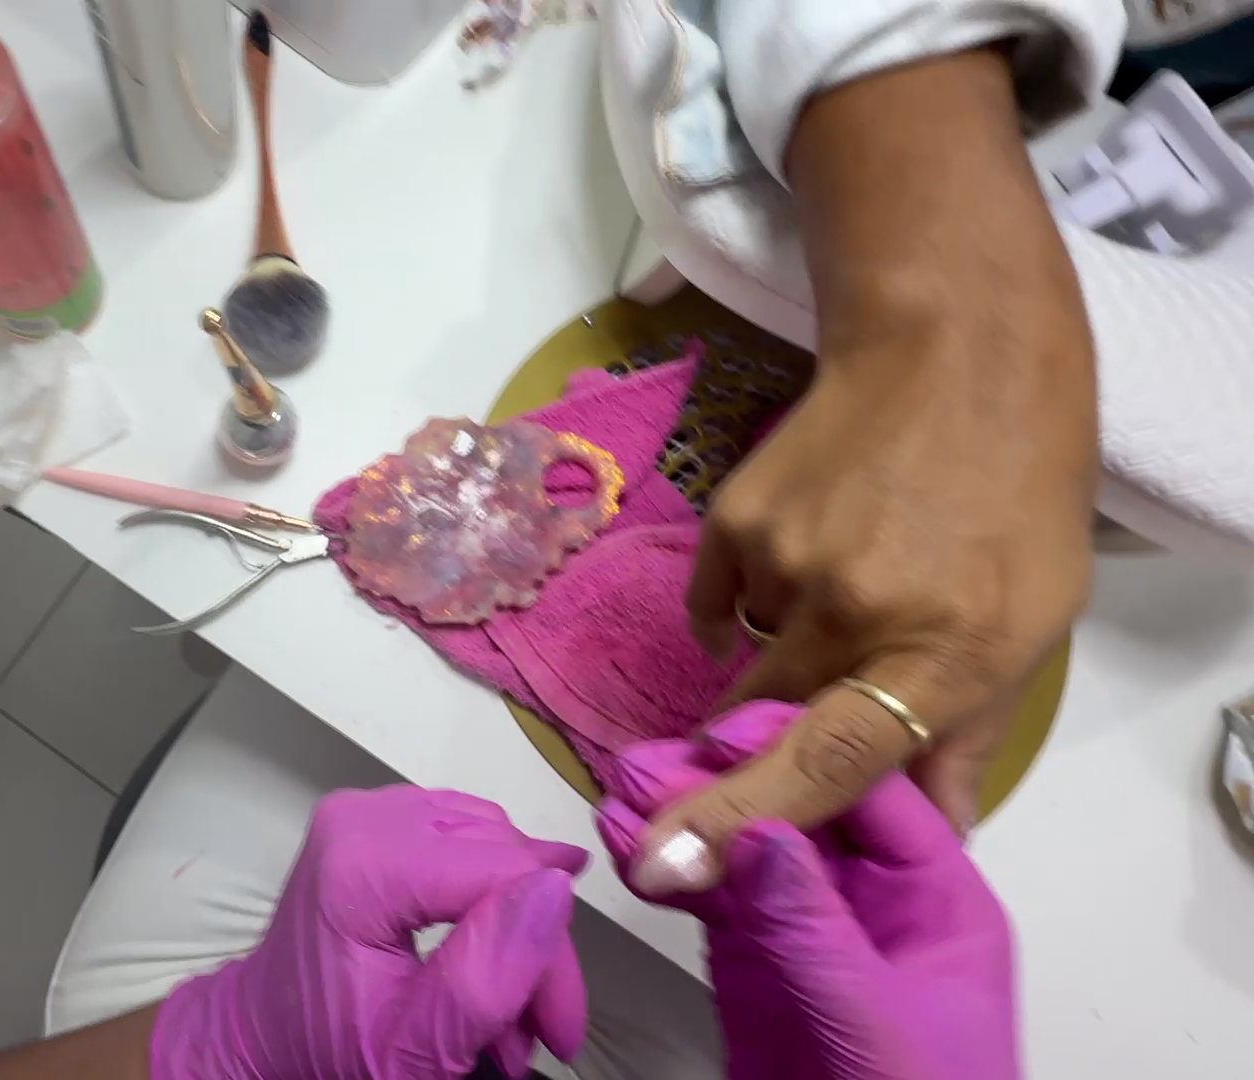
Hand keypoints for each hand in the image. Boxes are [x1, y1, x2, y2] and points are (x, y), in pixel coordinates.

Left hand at [150, 786, 590, 1079]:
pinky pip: (462, 829)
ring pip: (489, 835)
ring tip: (508, 993)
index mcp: (361, 865)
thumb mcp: (412, 1047)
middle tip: (539, 1024)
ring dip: (515, 913)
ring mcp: (365, 807)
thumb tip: (556, 890)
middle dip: (535, 939)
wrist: (264, 1026)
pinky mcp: (374, 813)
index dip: (550, 945)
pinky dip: (486, 886)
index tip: (559, 1026)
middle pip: (498, 848)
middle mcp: (362, 816)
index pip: (499, 868)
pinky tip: (485, 941)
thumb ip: (488, 976)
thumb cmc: (325, 1046)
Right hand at [598, 702, 1016, 1079]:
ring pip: (726, 836)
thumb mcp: (875, 1024)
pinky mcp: (741, 934)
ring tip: (615, 802)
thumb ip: (815, 930)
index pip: (868, 790)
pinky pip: (694, 882)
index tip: (718, 739)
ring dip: (668, 816)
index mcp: (927, 890)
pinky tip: (619, 844)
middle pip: (781, 803)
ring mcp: (791, 906)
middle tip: (639, 771)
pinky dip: (654, 861)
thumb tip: (759, 827)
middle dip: (709, 783)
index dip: (798, 751)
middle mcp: (856, 882)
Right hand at [671, 48, 1096, 870]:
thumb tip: (926, 824)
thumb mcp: (1023, 620)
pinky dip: (746, 591)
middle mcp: (850, 606)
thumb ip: (958, 728)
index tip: (668, 861)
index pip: (831, 761)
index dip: (742, 819)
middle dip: (765, 721)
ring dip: (783, 636)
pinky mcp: (731, 520)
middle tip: (808, 671)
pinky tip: (795, 541)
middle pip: (763, 710)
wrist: (949, 362)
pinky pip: (718, 596)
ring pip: (751, 645)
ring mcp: (780, 556)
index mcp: (944, 647)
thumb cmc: (1007, 498)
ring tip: (844, 568)